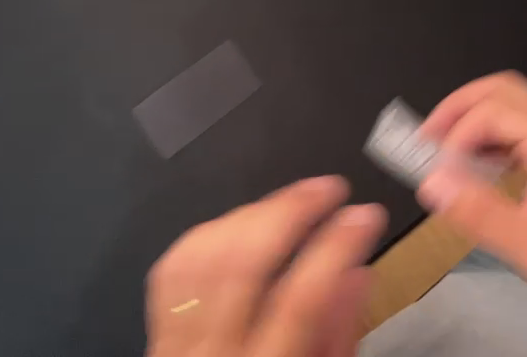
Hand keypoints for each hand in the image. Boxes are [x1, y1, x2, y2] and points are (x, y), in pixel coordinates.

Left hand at [147, 176, 386, 356]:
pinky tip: (245, 222)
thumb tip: (358, 271)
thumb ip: (339, 334)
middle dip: (292, 209)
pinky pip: (174, 268)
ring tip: (294, 199)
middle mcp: (214, 354)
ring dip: (254, 212)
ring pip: (205, 253)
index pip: (300, 300)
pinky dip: (210, 232)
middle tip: (330, 187)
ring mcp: (178, 342)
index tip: (365, 213)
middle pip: (244, 262)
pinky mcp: (161, 330)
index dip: (337, 245)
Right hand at [416, 73, 526, 335]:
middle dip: (462, 106)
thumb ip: (478, 212)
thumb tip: (430, 182)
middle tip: (428, 136)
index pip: (490, 112)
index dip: (455, 136)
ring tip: (447, 152)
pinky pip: (525, 133)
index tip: (435, 173)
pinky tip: (481, 171)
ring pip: (515, 108)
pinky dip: (496, 140)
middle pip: (504, 91)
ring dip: (478, 120)